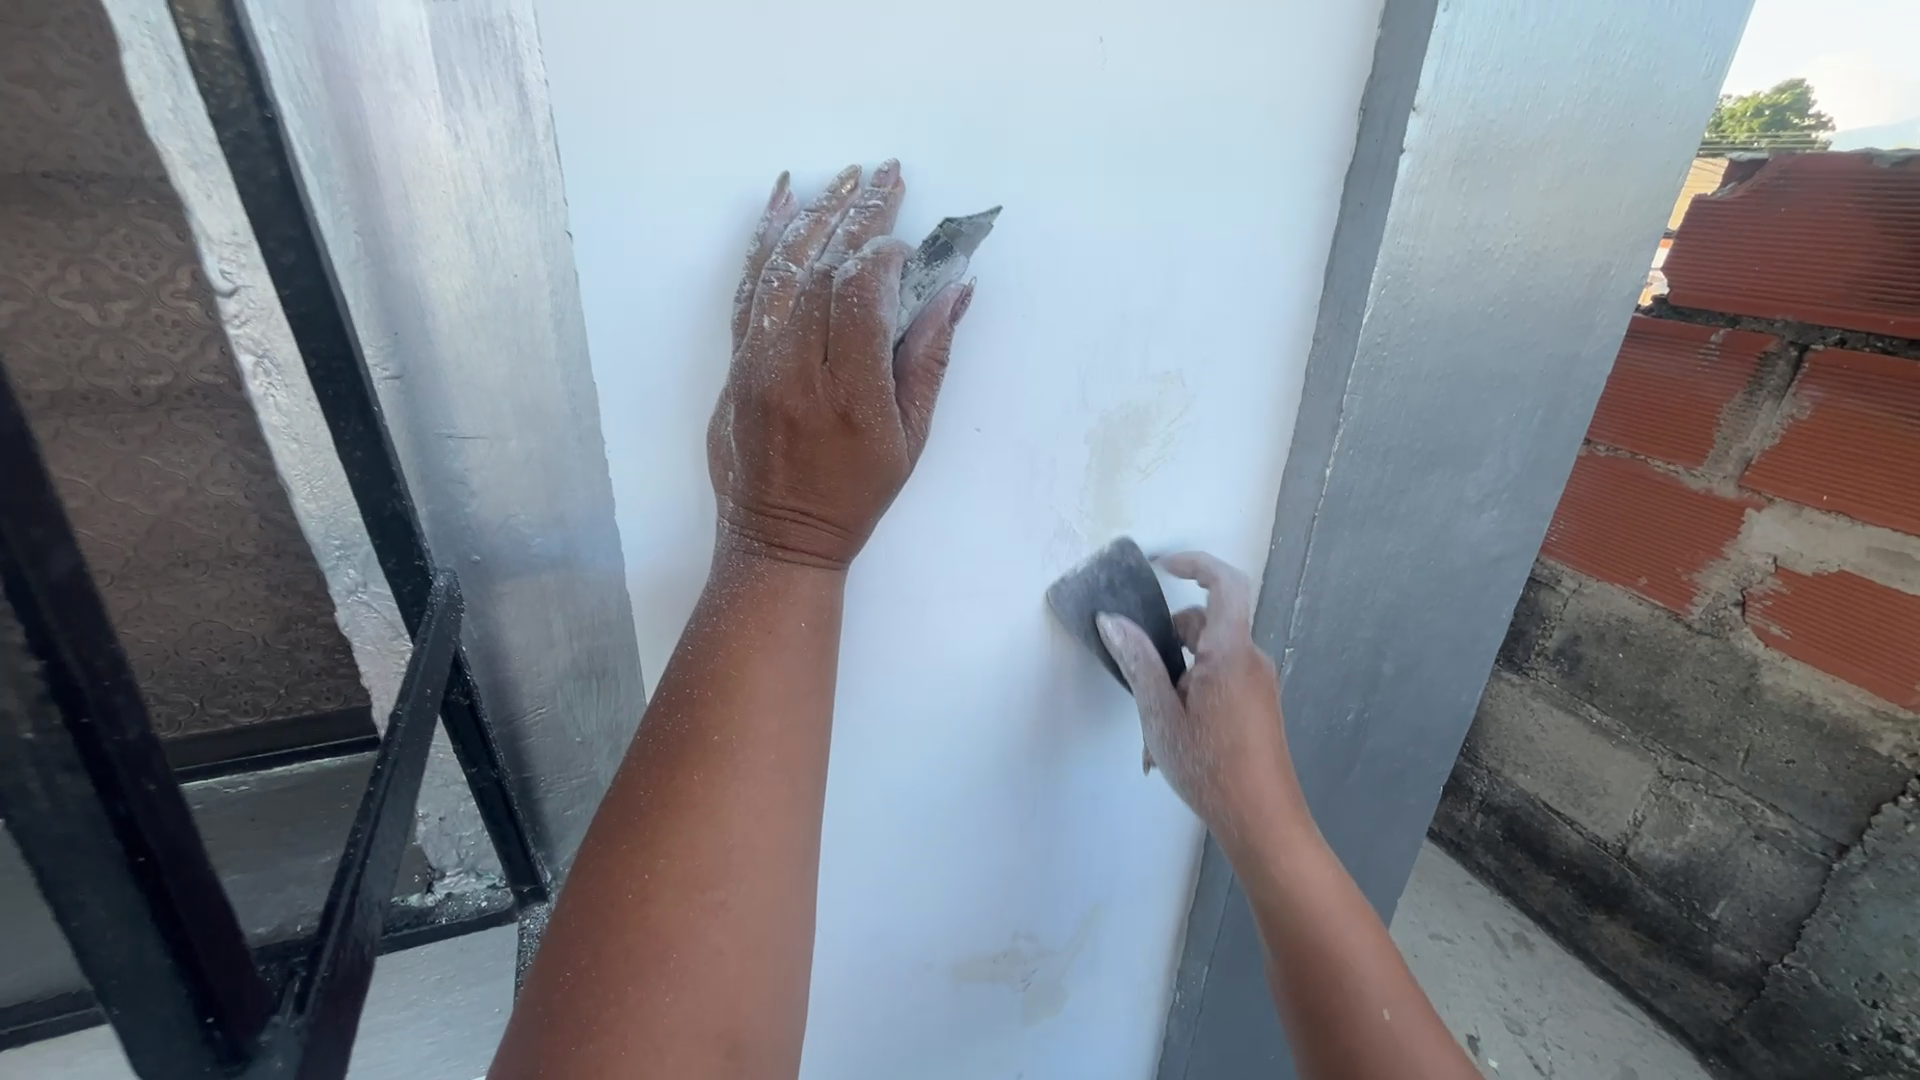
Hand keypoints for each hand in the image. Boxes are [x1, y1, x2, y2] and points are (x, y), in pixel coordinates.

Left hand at [708, 162, 975, 570]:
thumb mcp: (910, 439)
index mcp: (850, 393)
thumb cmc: (856, 495)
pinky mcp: (735, 364)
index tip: (905, 241)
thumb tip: (955, 292)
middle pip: (822, 268)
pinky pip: (748, 290)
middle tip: (885, 174)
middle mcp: (797, 369)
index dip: (885, 253)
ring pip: (780, 269)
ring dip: (813, 215)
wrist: (779, 533)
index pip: (862, 293)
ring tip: (843, 177)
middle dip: (857, 213)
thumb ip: (929, 361)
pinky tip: (782, 206)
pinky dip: (765, 243)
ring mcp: (757, 364)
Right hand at [1096, 552, 1306, 852]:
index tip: (1163, 566)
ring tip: (1154, 727)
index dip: (1196, 563)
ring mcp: (1258, 683)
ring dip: (1176, 677)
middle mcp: (1251, 660)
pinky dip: (1192, 693)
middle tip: (1142, 684)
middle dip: (1168, 641)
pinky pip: (1220, 680)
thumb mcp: (1159, 714)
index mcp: (1230, 653)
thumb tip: (1111, 620)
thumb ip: (1137, 661)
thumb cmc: (1209, 768)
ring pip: (1209, 657)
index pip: (1225, 584)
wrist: (1263, 823)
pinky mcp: (1258, 704)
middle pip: (1206, 624)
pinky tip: (1173, 740)